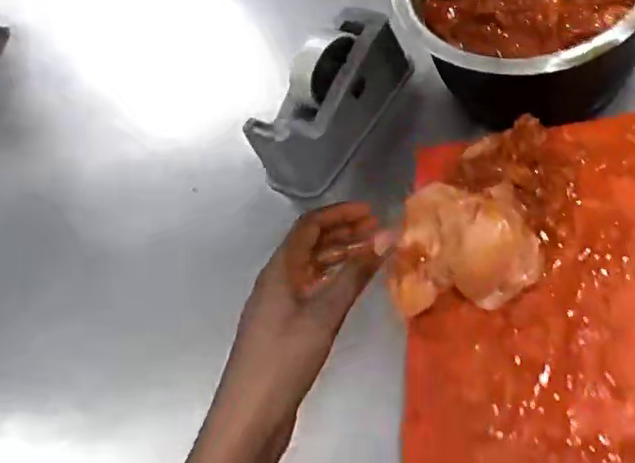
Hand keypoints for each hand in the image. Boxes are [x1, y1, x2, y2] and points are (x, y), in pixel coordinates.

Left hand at [189, 203, 391, 462]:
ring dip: (340, 254)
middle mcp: (275, 282)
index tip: (371, 212)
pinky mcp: (282, 327)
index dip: (340, 213)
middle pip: (309, 243)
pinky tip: (350, 285)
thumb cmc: (284, 359)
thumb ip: (356, 273)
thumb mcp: (324, 314)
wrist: (247, 421)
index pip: (308, 226)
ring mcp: (276, 306)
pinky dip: (332, 277)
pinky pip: (310, 287)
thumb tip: (387, 236)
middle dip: (343, 231)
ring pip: (310, 266)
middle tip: (377, 231)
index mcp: (278, 271)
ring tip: (370, 254)